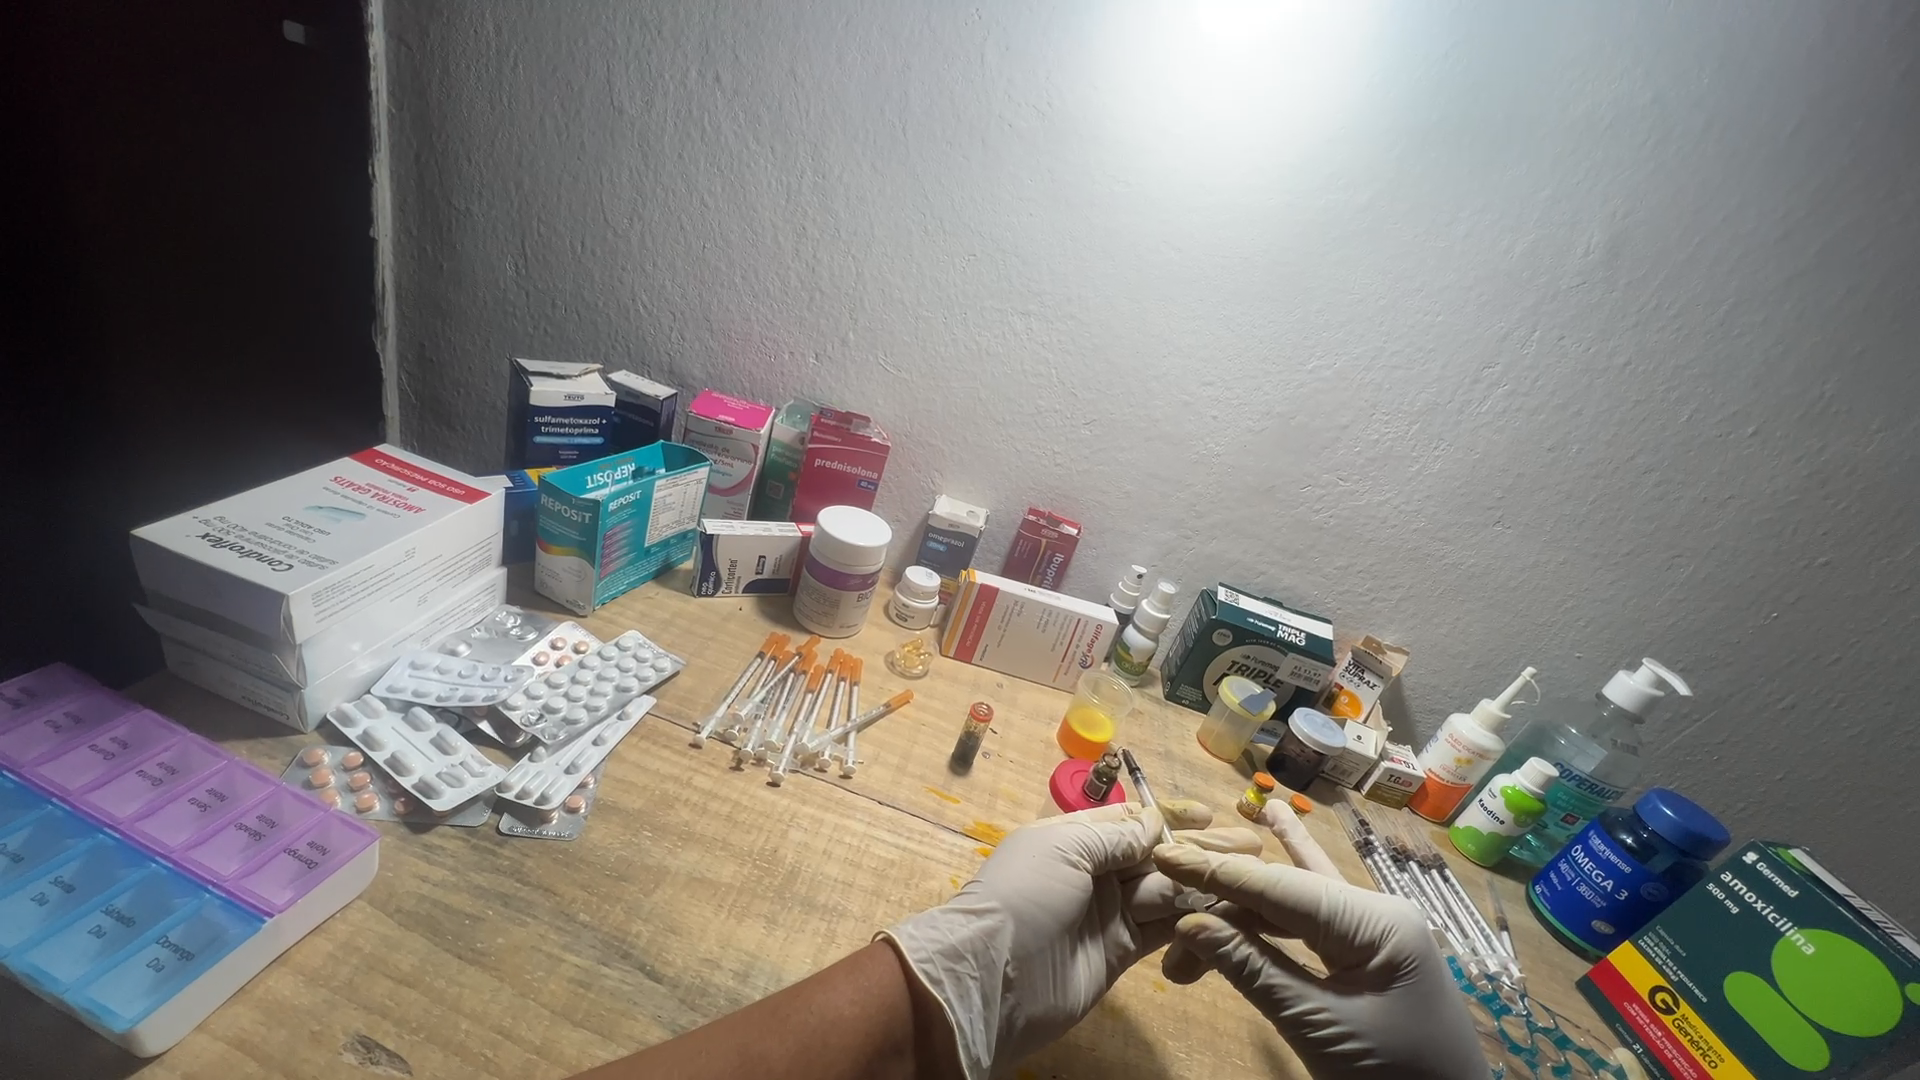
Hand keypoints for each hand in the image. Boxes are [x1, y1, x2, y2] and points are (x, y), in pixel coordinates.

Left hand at [880, 801, 1259, 1079]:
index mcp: (1073, 837)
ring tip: (1251, 874)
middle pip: (1155, 854)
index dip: (1167, 816)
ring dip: (1204, 881)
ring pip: (1165, 890)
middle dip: (1198, 847)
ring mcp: (1108, 912)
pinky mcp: (1120, 952)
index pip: (1128, 820)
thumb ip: (1113, 836)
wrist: (995, 980)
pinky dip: (1192, 917)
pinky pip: (1162, 927)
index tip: (1207, 812)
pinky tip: (1227, 908)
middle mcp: (1093, 870)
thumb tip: (1155, 822)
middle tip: (1251, 844)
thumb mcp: (1064, 849)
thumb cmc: (1025, 896)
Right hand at [1155, 839, 1487, 1079]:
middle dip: (1221, 899)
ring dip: (1239, 909)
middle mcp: (1375, 910)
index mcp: (1375, 920)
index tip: (1164, 855)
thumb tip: (1188, 925)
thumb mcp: (1318, 1027)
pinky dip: (1274, 904)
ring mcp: (1374, 930)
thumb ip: (1252, 969)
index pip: (1278, 886)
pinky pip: (1312, 917)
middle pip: (1281, 890)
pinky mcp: (1368, 952)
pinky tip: (1274, 835)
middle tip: (1166, 891)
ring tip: (1192, 885)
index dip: (1215, 871)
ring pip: (1292, 901)